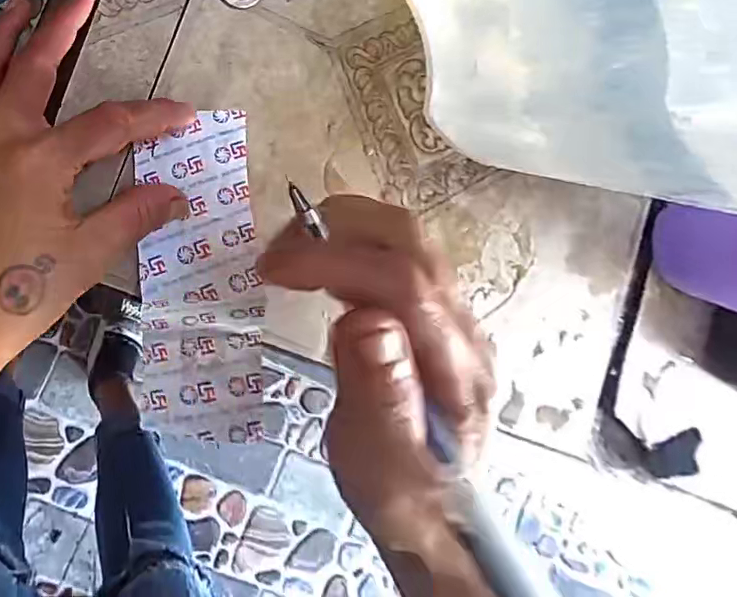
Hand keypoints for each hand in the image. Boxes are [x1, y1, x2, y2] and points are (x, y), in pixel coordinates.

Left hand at [0, 0, 195, 428]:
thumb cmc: (18, 297)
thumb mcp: (84, 257)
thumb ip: (131, 215)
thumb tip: (176, 192)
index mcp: (43, 160)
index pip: (110, 124)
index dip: (151, 115)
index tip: (183, 113)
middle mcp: (2, 138)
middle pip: (36, 67)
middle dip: (62, 26)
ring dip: (3, 34)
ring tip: (20, 2)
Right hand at [258, 197, 495, 552]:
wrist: (434, 507)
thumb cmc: (401, 489)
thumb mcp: (380, 462)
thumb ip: (378, 394)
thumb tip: (366, 319)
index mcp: (455, 366)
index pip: (402, 284)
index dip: (332, 262)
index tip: (273, 270)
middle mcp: (462, 326)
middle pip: (408, 240)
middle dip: (334, 229)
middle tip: (278, 251)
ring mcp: (451, 310)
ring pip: (401, 234)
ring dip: (338, 228)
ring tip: (290, 254)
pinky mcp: (430, 304)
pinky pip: (391, 248)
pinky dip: (345, 240)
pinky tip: (316, 267)